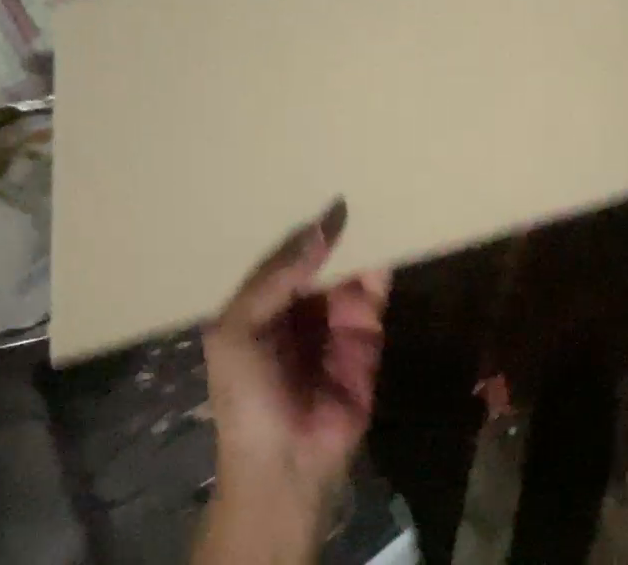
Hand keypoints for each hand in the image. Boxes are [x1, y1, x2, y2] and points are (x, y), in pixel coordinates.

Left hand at [203, 200, 389, 515]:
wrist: (287, 460)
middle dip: (330, 222)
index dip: (294, 220)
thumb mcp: (237, 332)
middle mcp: (296, 301)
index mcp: (258, 300)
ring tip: (374, 187)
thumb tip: (321, 226)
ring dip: (360, 235)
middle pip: (318, 252)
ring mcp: (334, 314)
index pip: (279, 251)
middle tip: (347, 167)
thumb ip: (275, 277)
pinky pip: (375, 288)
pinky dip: (382, 262)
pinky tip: (390, 229)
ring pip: (349, 263)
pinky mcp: (368, 329)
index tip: (308, 172)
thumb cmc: (246, 396)